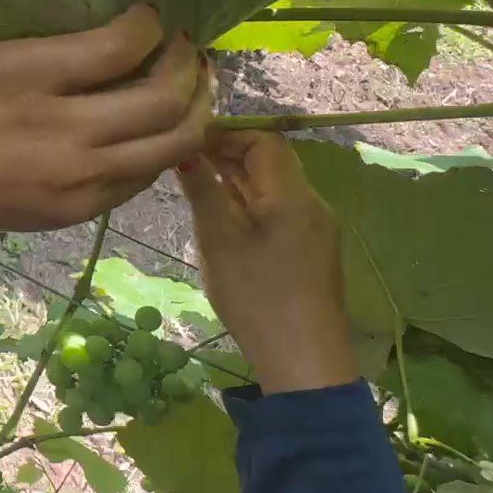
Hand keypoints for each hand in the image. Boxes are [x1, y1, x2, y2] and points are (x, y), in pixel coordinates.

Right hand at [177, 131, 358, 394]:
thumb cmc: (256, 293)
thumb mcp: (219, 238)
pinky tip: (217, 214)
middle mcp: (310, 204)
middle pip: (269, 161)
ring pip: (270, 186)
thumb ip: (203, 189)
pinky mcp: (307, 248)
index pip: (263, 141)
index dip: (225, 134)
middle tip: (180, 160)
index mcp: (293, 196)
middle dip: (225, 154)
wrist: (302, 358)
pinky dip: (244, 200)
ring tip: (191, 183)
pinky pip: (274, 208)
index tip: (185, 142)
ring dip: (233, 177)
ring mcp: (312, 227)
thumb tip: (183, 150)